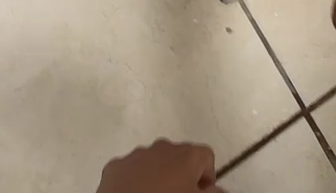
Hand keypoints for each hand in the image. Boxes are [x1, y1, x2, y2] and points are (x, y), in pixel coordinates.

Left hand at [95, 139, 218, 192]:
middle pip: (180, 157)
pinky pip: (131, 170)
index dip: (206, 178)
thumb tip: (219, 189)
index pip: (207, 156)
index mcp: (186, 154)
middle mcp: (162, 147)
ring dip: (158, 177)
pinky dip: (135, 181)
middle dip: (181, 176)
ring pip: (154, 162)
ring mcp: (136, 154)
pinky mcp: (115, 166)